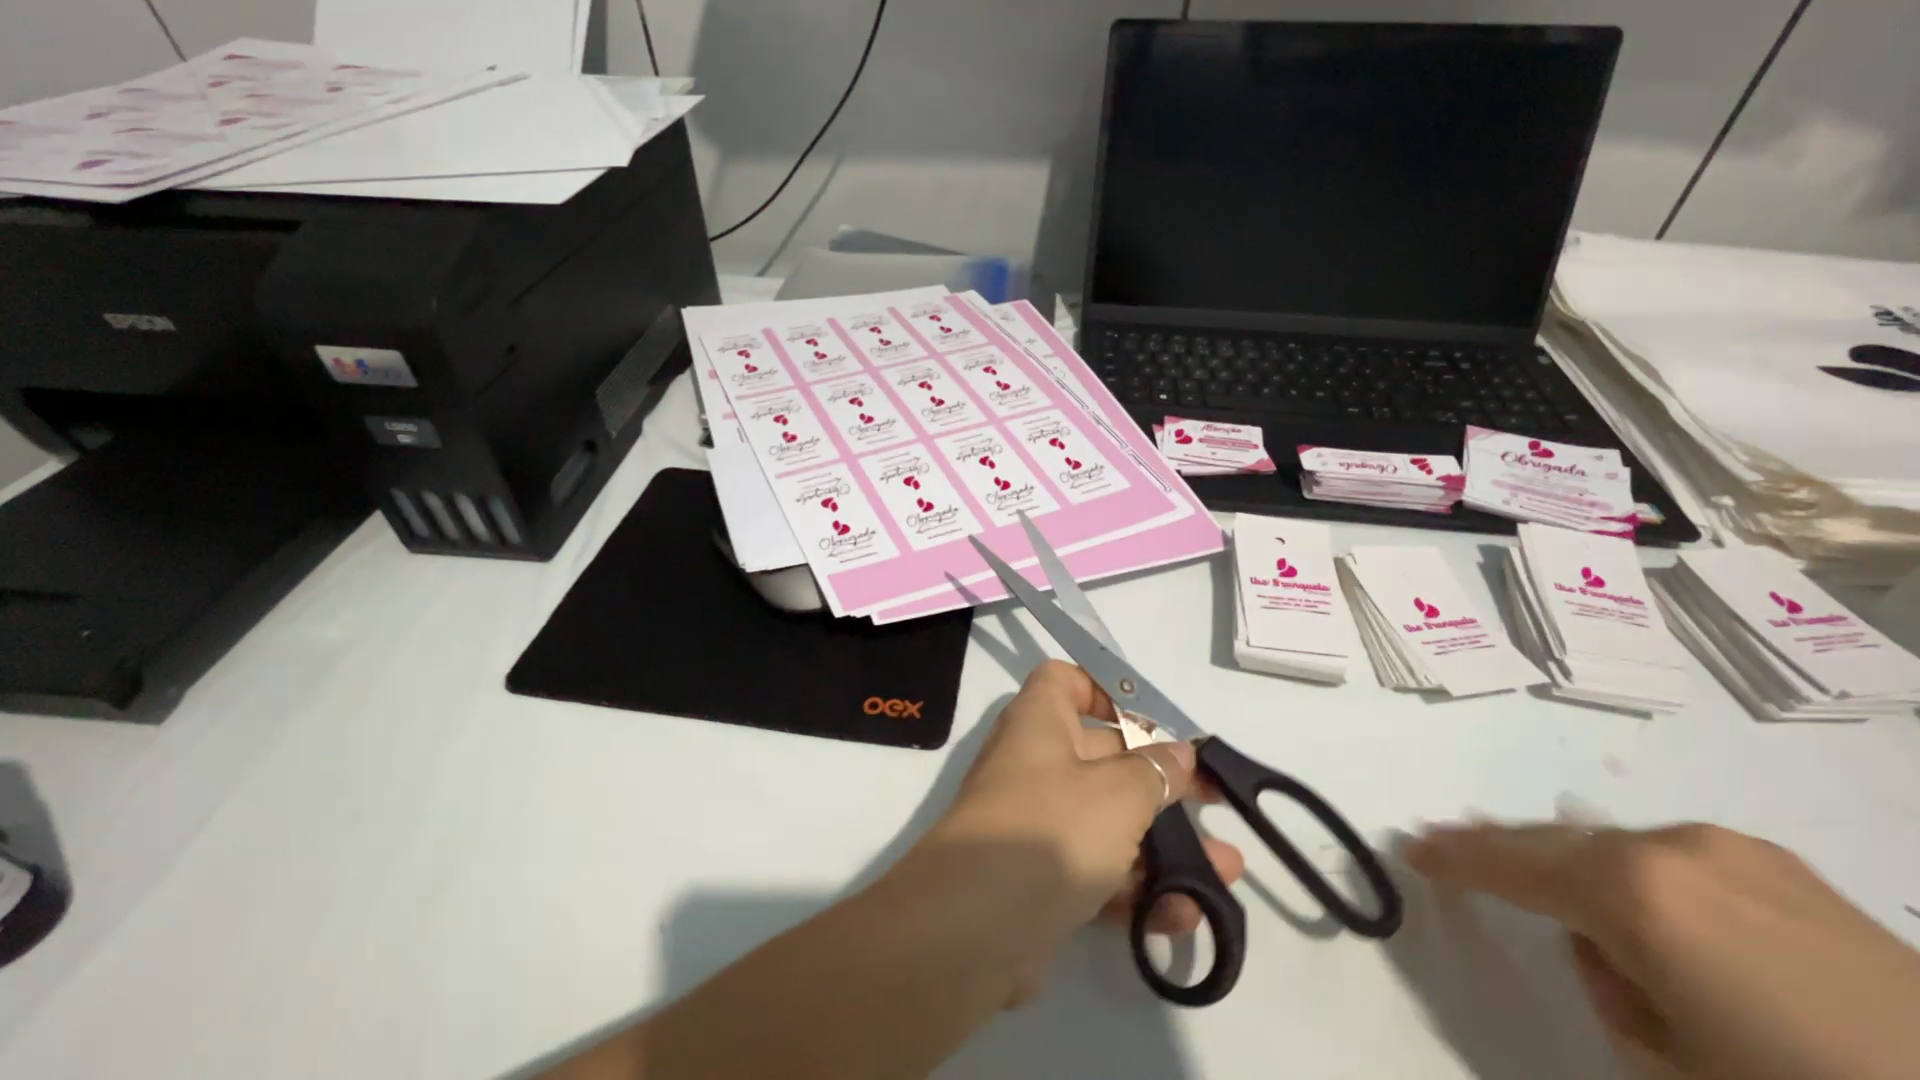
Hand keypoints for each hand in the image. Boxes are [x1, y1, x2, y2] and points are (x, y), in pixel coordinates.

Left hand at [933, 660, 1244, 938]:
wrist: (973, 929)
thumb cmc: (1050, 830)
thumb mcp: (1118, 792)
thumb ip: (1155, 770)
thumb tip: (1178, 752)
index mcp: (1038, 724)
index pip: (1064, 681)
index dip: (1106, 690)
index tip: (1154, 720)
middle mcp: (1033, 768)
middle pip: (1103, 758)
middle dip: (1162, 782)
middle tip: (1215, 802)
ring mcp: (1034, 828)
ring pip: (1107, 824)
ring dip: (1164, 846)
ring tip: (1225, 870)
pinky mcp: (1038, 883)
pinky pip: (1095, 875)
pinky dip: (1137, 890)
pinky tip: (1184, 913)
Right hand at [1406, 821, 1919, 1079]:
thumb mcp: (1660, 1055)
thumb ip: (1608, 982)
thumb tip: (1608, 945)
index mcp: (1637, 891)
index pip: (1516, 864)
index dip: (1457, 858)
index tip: (1411, 846)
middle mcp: (1680, 849)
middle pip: (1562, 841)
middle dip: (1505, 847)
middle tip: (1452, 847)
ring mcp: (1741, 853)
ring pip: (1621, 846)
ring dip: (1576, 862)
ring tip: (1542, 881)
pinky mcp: (1790, 872)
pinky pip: (1678, 859)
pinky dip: (1637, 873)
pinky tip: (1638, 901)